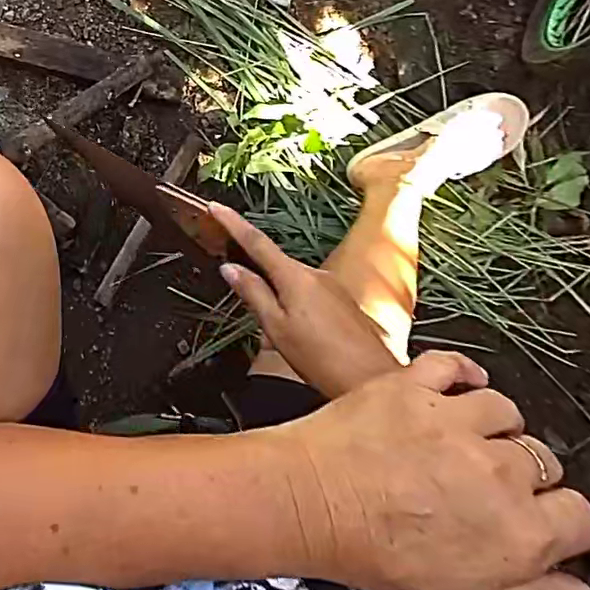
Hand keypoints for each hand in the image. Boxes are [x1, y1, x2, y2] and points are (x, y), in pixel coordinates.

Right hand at [208, 203, 400, 396]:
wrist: (375, 383)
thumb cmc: (321, 359)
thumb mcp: (276, 327)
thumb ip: (252, 293)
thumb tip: (230, 268)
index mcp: (295, 277)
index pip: (255, 241)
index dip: (232, 222)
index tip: (214, 206)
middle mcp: (316, 274)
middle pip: (274, 261)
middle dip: (255, 270)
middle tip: (240, 289)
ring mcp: (333, 286)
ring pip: (292, 279)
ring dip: (276, 291)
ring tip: (274, 326)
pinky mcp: (343, 301)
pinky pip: (308, 290)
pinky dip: (294, 300)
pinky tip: (297, 328)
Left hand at [274, 352, 589, 589]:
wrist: (312, 500)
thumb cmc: (377, 548)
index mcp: (520, 529)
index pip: (581, 516)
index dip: (559, 518)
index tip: (538, 515)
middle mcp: (495, 470)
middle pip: (541, 460)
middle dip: (522, 471)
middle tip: (487, 478)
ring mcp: (451, 421)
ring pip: (502, 409)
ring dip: (492, 421)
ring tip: (468, 435)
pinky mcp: (409, 386)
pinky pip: (451, 364)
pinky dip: (461, 369)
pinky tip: (461, 380)